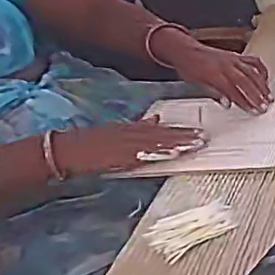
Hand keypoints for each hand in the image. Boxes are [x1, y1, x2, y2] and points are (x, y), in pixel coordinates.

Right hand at [52, 122, 204, 176]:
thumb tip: (157, 118)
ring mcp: (129, 144)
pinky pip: (145, 154)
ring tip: (197, 145)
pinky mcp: (123, 155)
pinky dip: (160, 153)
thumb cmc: (94, 142)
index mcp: (134, 128)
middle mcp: (134, 134)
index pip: (162, 129)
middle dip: (186, 137)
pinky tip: (174, 153)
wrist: (69, 149)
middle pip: (165, 135)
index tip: (199, 132)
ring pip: (159, 143)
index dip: (182, 131)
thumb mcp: (120, 130)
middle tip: (205, 138)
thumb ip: (140, 125)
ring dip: (179, 144)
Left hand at [153, 29, 272, 112]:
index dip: (244, 101)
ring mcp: (233, 59)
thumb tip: (227, 104)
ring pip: (252, 72)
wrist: (186, 50)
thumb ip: (214, 93)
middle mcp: (226, 65)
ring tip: (269, 97)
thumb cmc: (189, 67)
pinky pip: (253, 62)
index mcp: (214, 73)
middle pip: (245, 82)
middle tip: (265, 107)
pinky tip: (265, 80)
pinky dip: (261, 70)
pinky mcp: (237, 56)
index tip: (253, 110)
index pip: (233, 90)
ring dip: (262, 86)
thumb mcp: (196, 83)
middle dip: (256, 96)